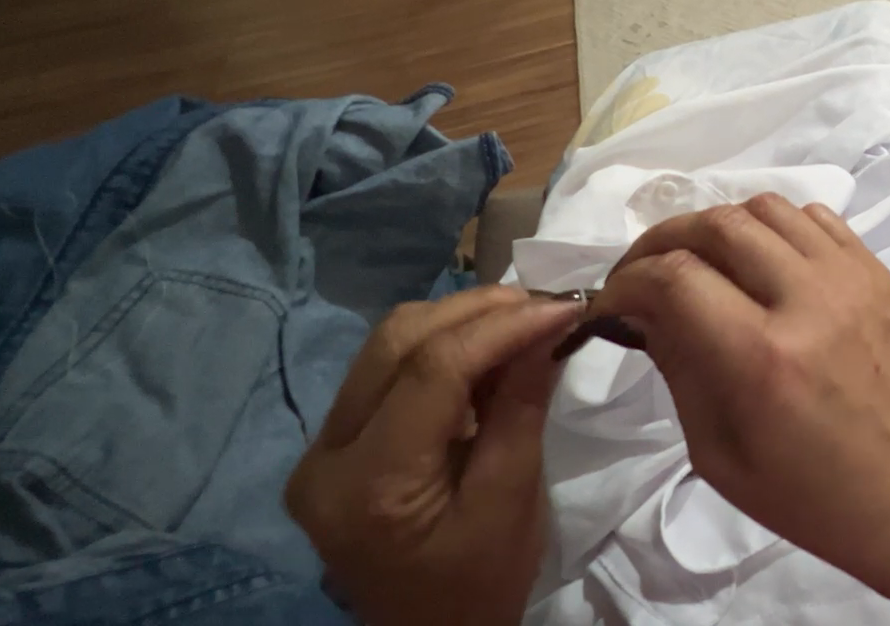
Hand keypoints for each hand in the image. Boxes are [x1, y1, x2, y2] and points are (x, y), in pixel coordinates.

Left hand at [285, 285, 588, 625]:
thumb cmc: (481, 583)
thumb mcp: (513, 498)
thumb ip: (523, 406)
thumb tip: (554, 324)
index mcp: (369, 485)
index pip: (433, 370)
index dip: (505, 326)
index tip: (567, 307)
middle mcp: (325, 457)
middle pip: (399, 340)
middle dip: (481, 309)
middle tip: (549, 306)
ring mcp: (322, 448)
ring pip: (389, 340)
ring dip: (463, 318)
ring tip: (525, 322)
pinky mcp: (337, 442)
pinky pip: (389, 364)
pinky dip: (447, 342)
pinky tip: (491, 350)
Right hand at [594, 194, 889, 599]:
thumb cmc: (805, 490)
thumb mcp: (716, 451)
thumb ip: (677, 365)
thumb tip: (642, 307)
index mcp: (763, 358)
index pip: (676, 277)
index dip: (628, 280)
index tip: (612, 301)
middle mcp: (808, 300)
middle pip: (718, 224)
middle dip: (664, 239)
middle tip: (645, 272)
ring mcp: (849, 276)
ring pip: (766, 206)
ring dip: (719, 226)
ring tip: (704, 263)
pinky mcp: (874, 269)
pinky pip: (814, 215)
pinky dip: (774, 227)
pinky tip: (763, 262)